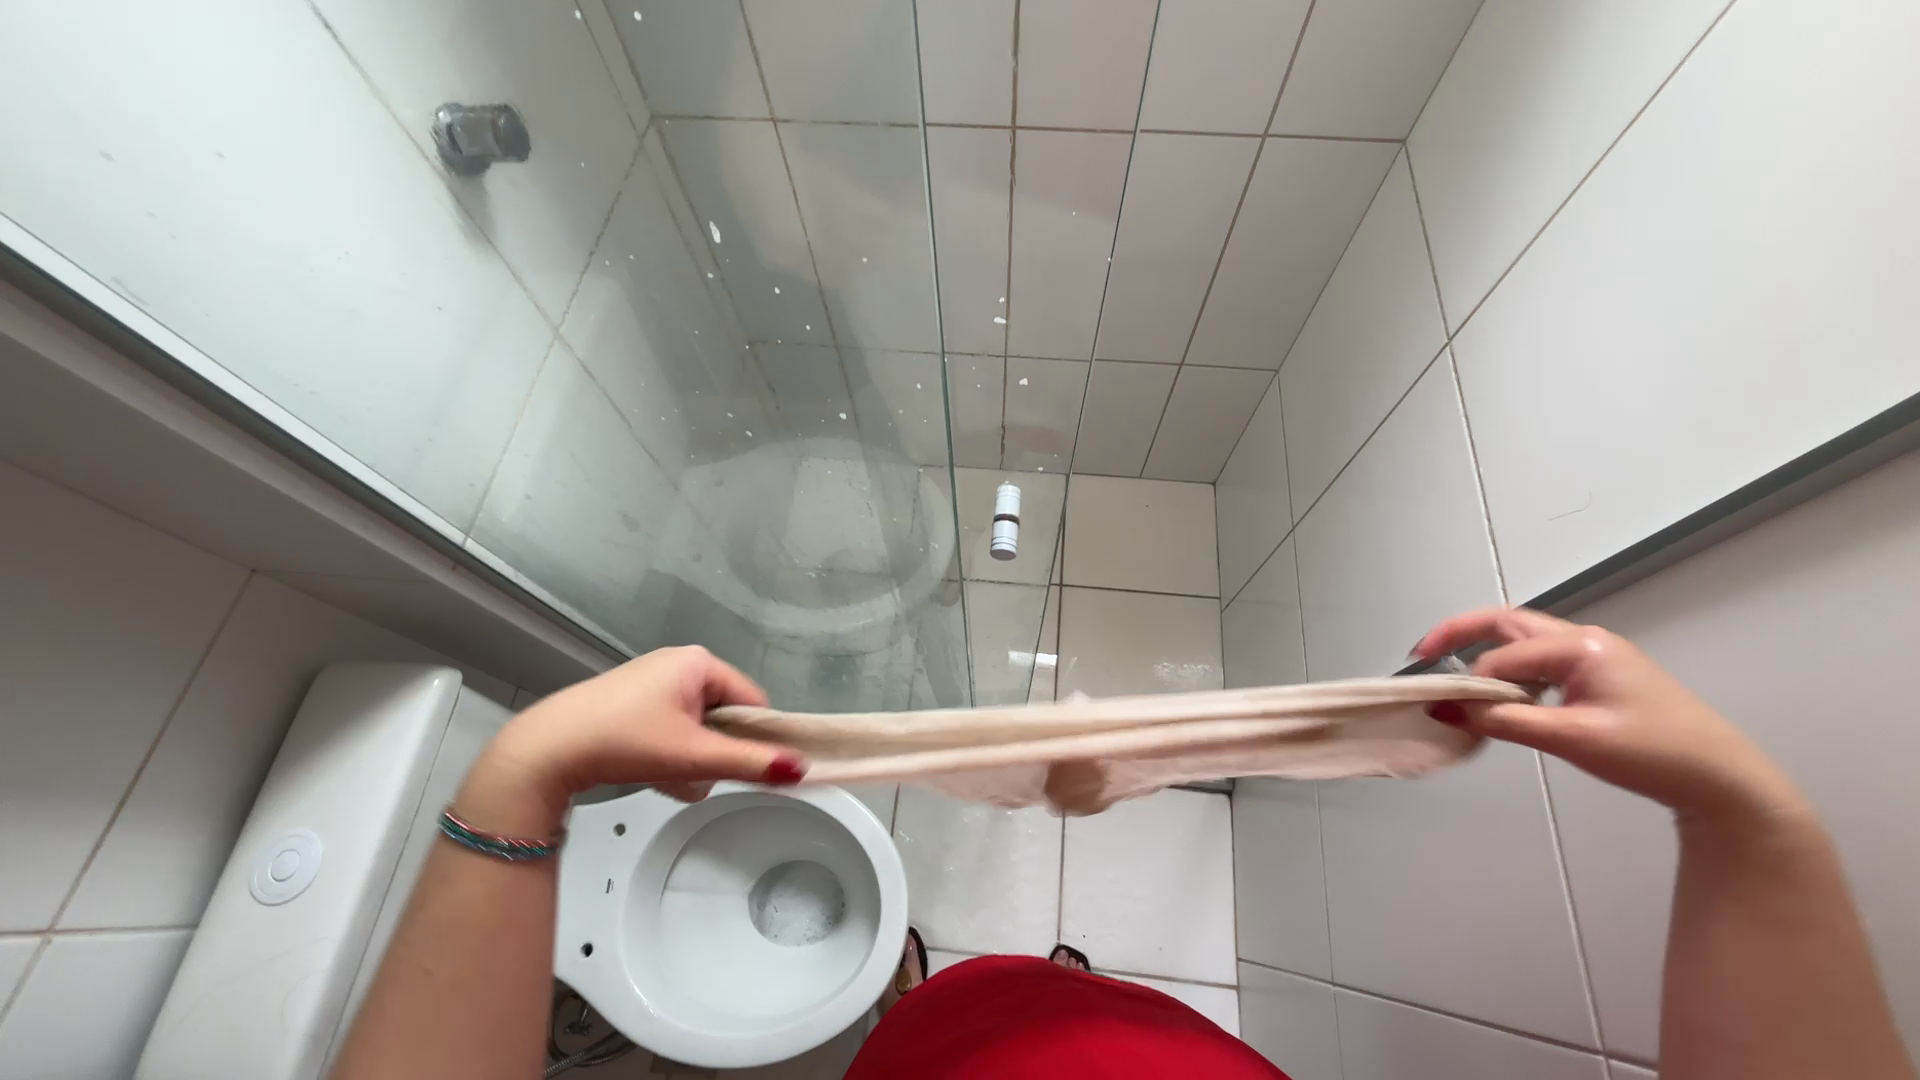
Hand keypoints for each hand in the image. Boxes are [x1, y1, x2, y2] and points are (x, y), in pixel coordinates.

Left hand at [470, 646, 805, 824]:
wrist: (544, 752)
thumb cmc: (624, 741)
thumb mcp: (693, 756)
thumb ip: (750, 762)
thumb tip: (801, 768)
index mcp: (699, 662)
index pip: (753, 701)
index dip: (753, 738)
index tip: (741, 768)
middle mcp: (678, 662)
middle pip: (724, 715)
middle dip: (714, 752)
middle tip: (695, 774)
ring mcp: (651, 680)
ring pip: (697, 725)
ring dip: (691, 757)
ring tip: (668, 777)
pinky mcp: (629, 700)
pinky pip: (671, 725)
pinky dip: (668, 750)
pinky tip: (650, 771)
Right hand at [1414, 608, 1805, 823]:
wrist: (1727, 784)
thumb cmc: (1651, 755)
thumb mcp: (1570, 738)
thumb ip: (1502, 721)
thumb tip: (1443, 710)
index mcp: (1579, 645)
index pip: (1502, 656)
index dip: (1470, 683)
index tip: (1444, 709)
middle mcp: (1583, 639)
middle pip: (1505, 623)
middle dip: (1459, 634)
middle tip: (1421, 656)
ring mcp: (1594, 654)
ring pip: (1522, 640)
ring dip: (1483, 651)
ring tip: (1453, 676)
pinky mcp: (1600, 674)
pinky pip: (1539, 659)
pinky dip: (1509, 669)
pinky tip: (1501, 693)